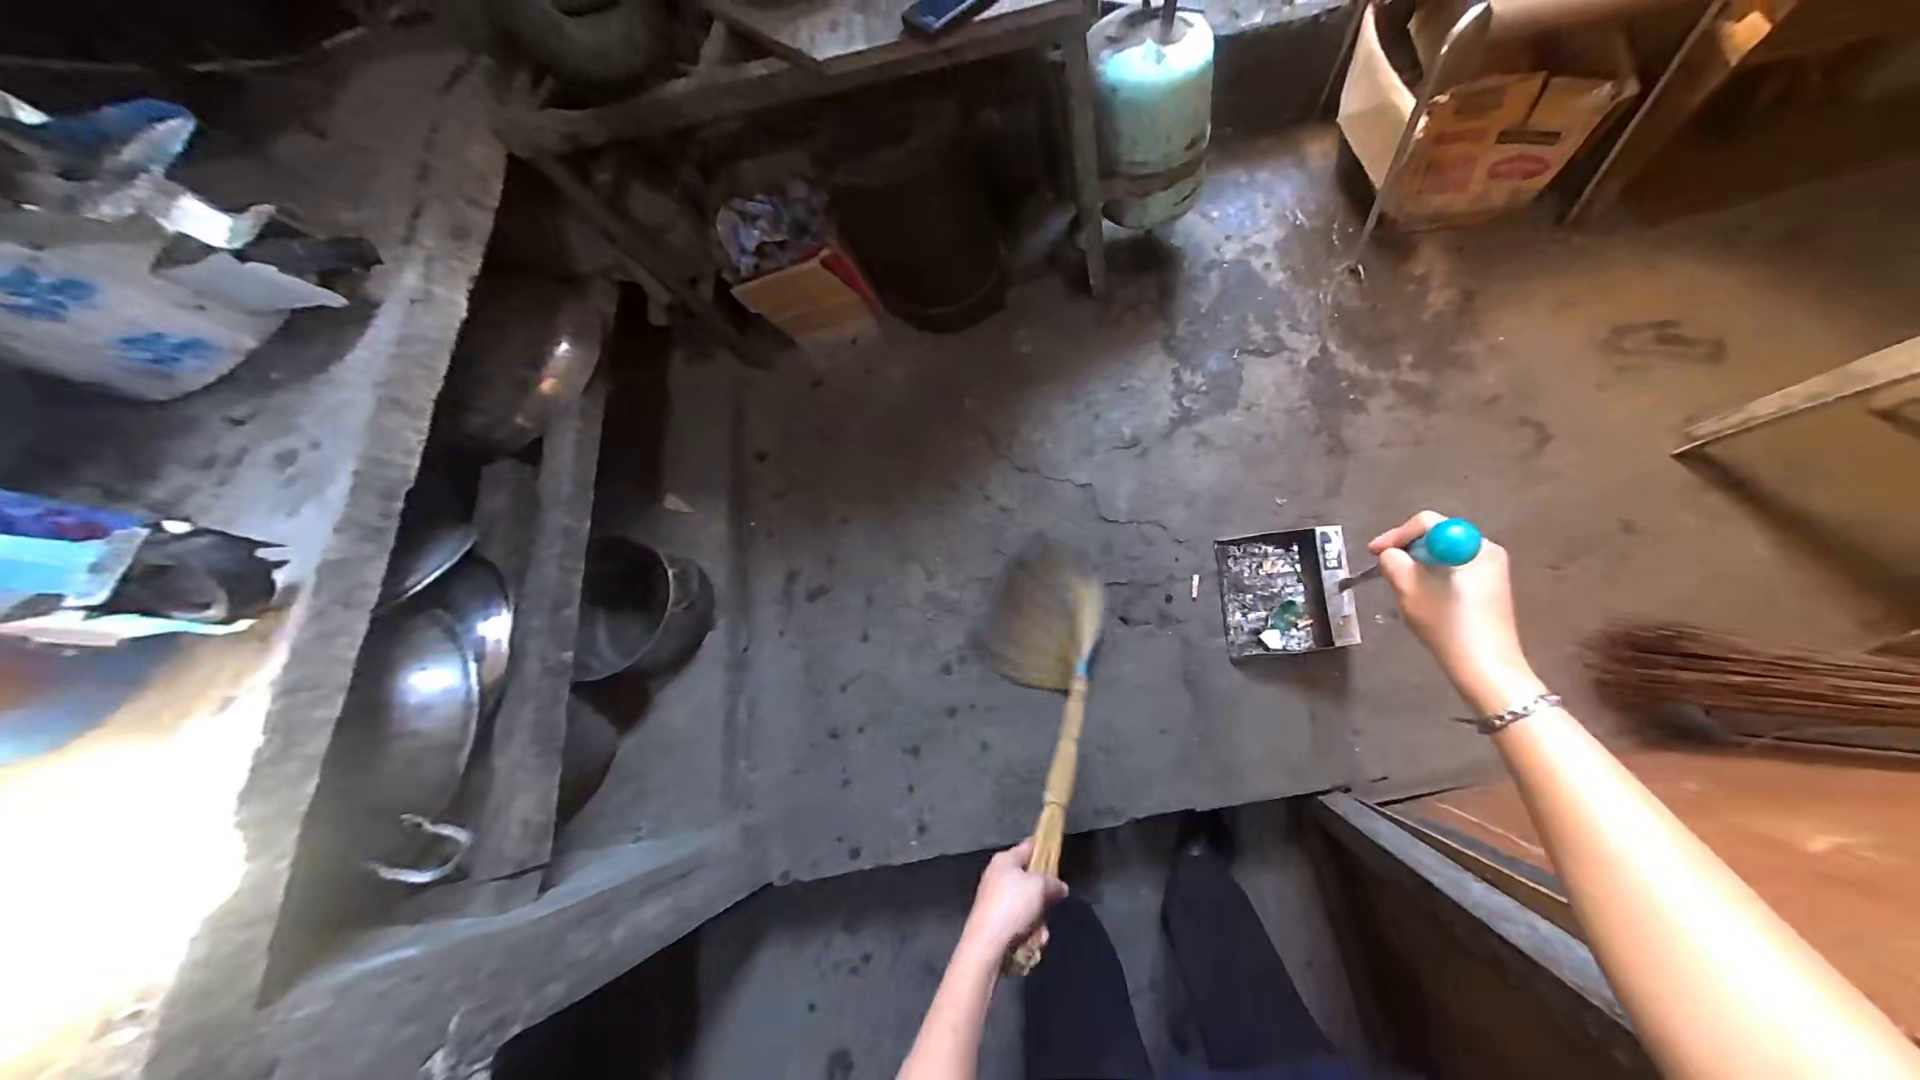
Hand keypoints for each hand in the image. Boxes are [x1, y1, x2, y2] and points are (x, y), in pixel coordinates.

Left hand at [960, 839, 1067, 956]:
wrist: (987, 944)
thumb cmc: (1013, 906)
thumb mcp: (1040, 887)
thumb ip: (1053, 883)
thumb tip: (1060, 887)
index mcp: (1005, 860)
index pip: (1029, 846)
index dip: (1045, 848)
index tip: (1059, 854)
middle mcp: (998, 875)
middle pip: (1030, 879)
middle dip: (1044, 896)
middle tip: (1052, 903)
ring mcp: (995, 899)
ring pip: (1028, 905)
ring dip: (1038, 920)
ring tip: (1039, 931)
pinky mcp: (995, 922)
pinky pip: (1021, 923)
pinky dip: (1029, 933)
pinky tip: (1032, 942)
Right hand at [1369, 511, 1545, 715]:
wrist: (1483, 665)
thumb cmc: (1446, 622)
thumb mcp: (1408, 587)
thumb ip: (1393, 561)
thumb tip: (1390, 553)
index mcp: (1471, 546)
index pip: (1426, 524)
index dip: (1395, 535)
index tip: (1373, 553)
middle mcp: (1485, 550)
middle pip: (1435, 537)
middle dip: (1406, 551)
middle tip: (1386, 569)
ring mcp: (1491, 570)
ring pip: (1441, 555)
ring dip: (1417, 566)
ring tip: (1403, 586)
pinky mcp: (1489, 588)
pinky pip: (1452, 570)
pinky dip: (1432, 577)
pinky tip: (1424, 597)